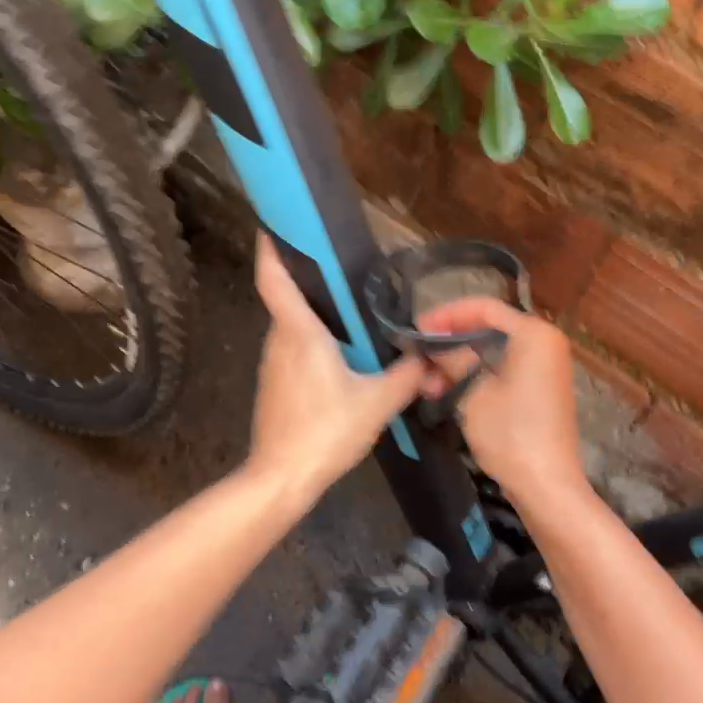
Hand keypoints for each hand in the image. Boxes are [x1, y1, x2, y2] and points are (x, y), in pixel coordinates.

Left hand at [244, 234, 425, 496]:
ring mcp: (272, 366)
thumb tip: (431, 359)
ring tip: (352, 318)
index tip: (275, 224)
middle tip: (345, 275)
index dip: (272, 248)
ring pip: (293, 330)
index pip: (274, 278)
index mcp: (300, 332)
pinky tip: (339, 362)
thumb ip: (407, 375)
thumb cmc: (326, 430)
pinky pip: (293, 353)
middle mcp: (279, 341)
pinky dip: (312, 347)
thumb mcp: (377, 402)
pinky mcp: (273, 388)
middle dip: (312, 286)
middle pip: (289, 302)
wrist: (282, 477)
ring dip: (316, 321)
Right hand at [416, 298, 586, 503]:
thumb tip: (433, 348)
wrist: (545, 483)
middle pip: (490, 328)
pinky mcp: (540, 388)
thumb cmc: (509, 433)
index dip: (446, 315)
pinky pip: (505, 368)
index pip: (484, 308)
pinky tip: (450, 390)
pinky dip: (478, 374)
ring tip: (430, 382)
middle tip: (420, 359)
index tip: (416, 329)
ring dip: (461, 363)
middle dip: (452, 343)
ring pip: (494, 351)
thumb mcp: (472, 392)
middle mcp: (545, 342)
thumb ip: (453, 361)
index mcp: (534, 334)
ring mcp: (546, 367)